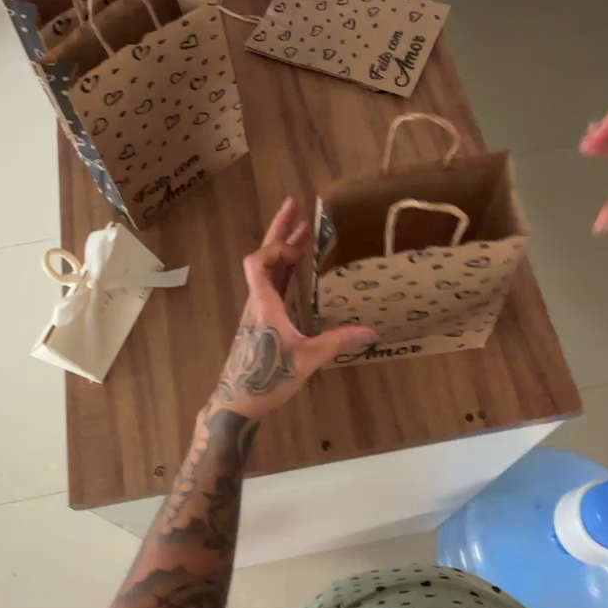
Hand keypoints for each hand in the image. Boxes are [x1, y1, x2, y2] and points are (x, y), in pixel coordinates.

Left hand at [214, 198, 375, 417]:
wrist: (237, 402)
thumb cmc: (267, 377)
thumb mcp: (307, 359)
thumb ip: (337, 342)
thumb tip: (371, 331)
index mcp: (264, 303)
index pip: (259, 261)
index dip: (277, 247)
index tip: (299, 239)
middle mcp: (257, 301)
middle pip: (264, 258)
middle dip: (280, 232)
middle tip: (295, 205)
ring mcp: (257, 311)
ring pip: (268, 272)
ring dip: (283, 251)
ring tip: (302, 234)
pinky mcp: (259, 322)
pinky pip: (271, 287)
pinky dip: (284, 272)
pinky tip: (298, 273)